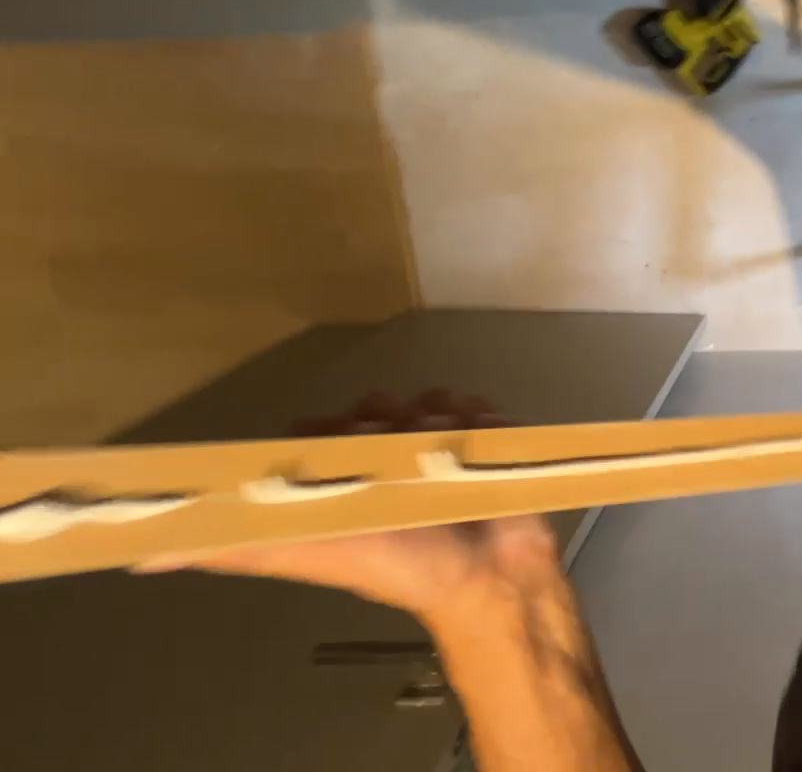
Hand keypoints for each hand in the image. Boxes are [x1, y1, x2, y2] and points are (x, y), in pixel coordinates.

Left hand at [137, 391, 561, 629]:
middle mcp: (389, 462)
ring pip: (429, 399)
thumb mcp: (317, 555)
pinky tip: (484, 432)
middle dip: (391, 415)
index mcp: (344, 484)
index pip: (320, 430)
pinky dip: (480, 412)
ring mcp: (441, 449)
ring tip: (452, 444)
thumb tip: (141, 560)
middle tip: (406, 444)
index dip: (329, 425)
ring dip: (440, 412)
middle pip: (377, 406)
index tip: (346, 434)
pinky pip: (477, 404)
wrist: (492, 571)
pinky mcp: (486, 441)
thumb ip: (247, 547)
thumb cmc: (403, 566)